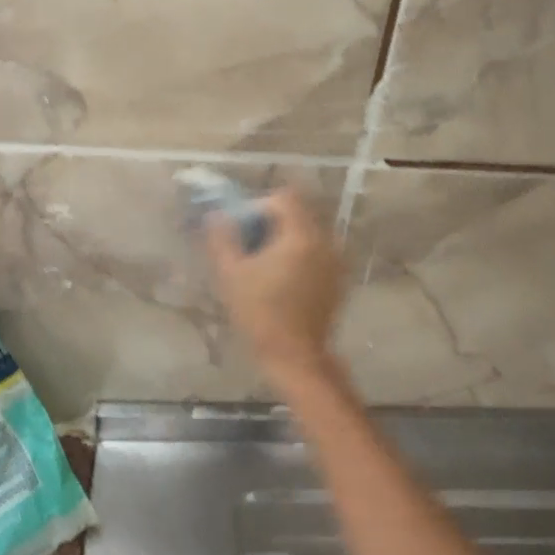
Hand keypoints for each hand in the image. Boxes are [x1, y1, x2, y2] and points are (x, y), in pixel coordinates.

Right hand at [207, 187, 343, 381]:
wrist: (294, 355)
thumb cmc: (260, 313)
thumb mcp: (231, 274)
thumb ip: (222, 238)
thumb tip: (216, 216)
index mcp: (303, 235)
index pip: (284, 198)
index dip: (259, 207)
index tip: (242, 230)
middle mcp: (326, 242)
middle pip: (298, 214)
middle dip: (271, 224)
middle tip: (248, 248)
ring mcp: (336, 262)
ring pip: (307, 235)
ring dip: (284, 241)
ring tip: (262, 266)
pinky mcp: (338, 281)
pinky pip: (316, 254)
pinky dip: (298, 257)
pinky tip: (281, 281)